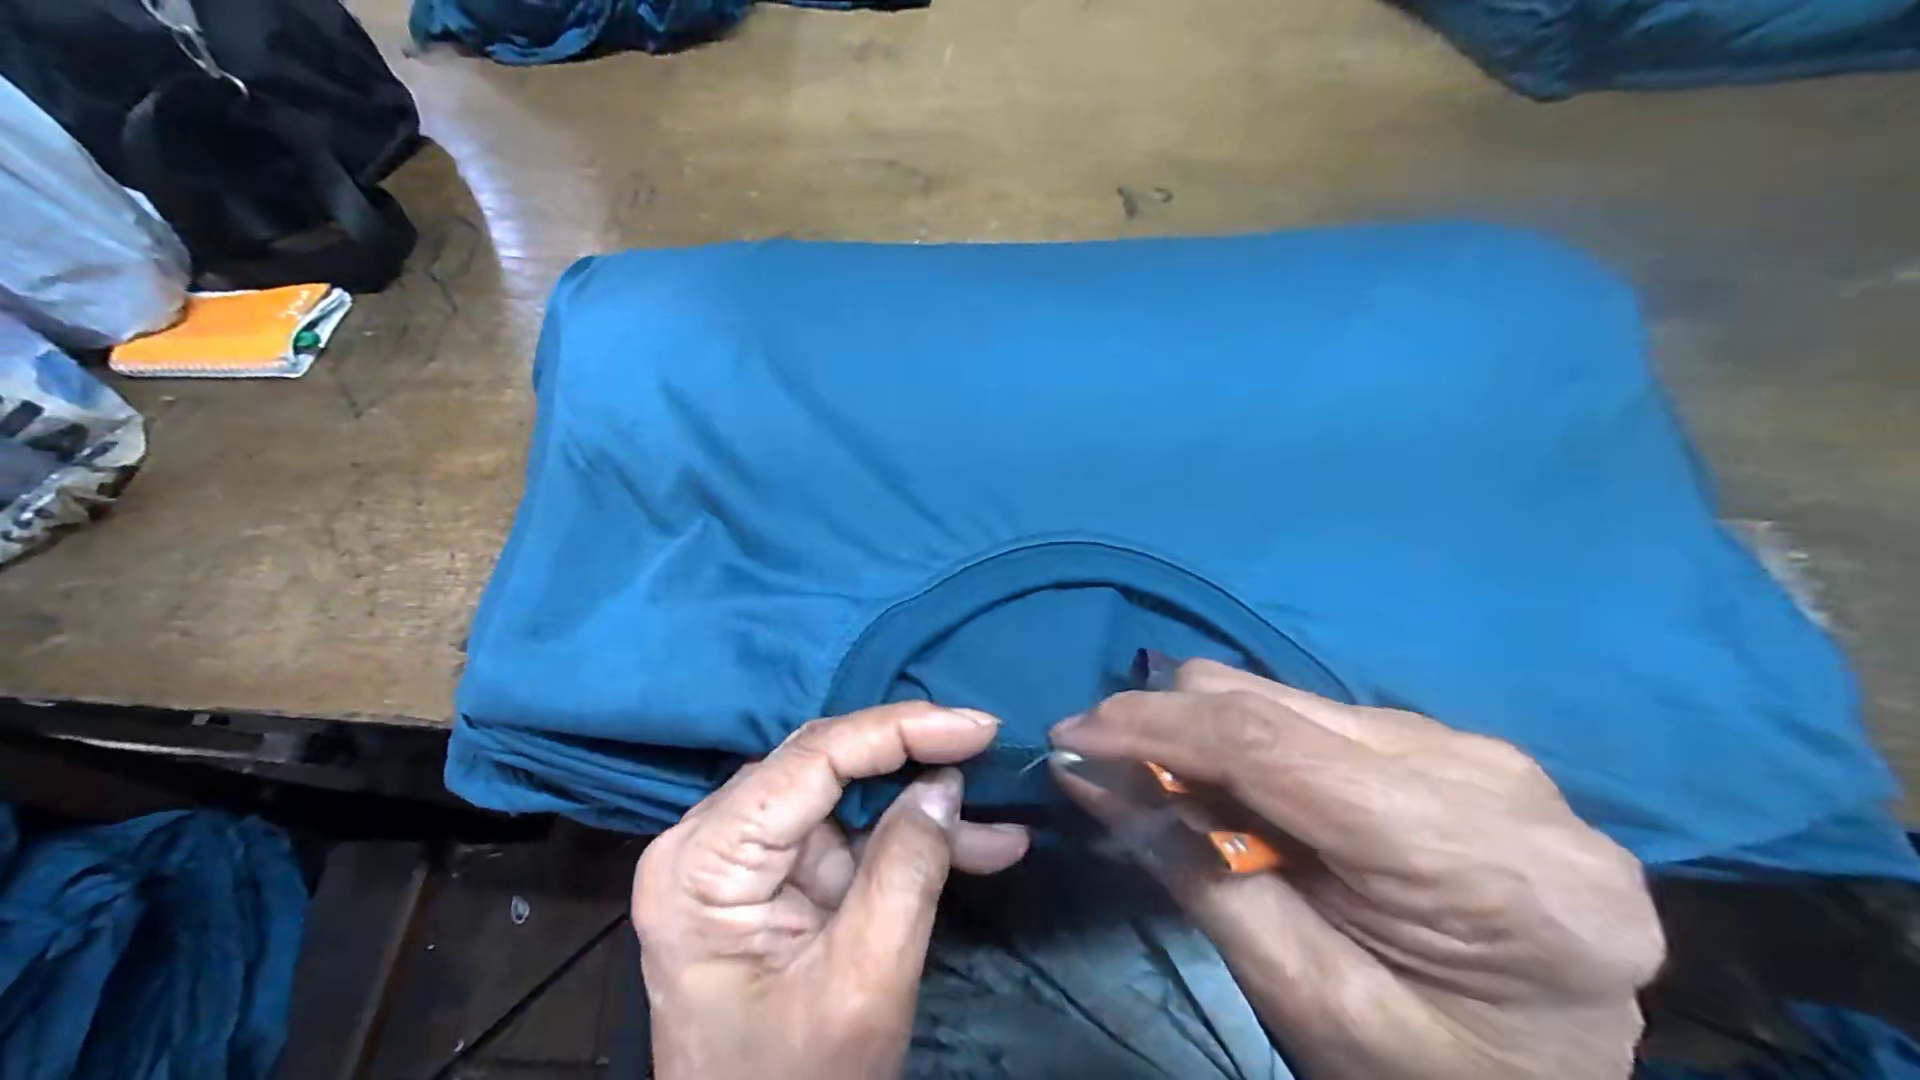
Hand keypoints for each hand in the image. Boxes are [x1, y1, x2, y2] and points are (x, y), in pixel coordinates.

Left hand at [632, 703, 1030, 1079]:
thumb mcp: (864, 984)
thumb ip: (907, 872)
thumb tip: (943, 785)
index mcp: (706, 860)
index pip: (812, 757)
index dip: (901, 730)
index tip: (976, 726)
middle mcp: (711, 837)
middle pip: (827, 764)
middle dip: (915, 760)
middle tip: (987, 751)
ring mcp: (742, 854)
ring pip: (848, 794)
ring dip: (924, 809)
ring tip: (997, 827)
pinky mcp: (774, 873)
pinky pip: (851, 833)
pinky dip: (908, 841)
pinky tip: (974, 847)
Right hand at [1051, 660, 1664, 1079]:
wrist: (1549, 1077)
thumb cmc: (1427, 1071)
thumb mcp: (1302, 995)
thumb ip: (1195, 871)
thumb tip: (1088, 774)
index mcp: (1481, 865)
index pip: (1275, 748)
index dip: (1156, 728)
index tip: (1070, 735)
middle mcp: (1488, 777)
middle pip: (1276, 703)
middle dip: (1170, 728)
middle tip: (1111, 774)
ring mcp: (1477, 748)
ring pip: (1287, 694)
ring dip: (1210, 736)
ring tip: (1187, 797)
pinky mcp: (1454, 741)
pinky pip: (1316, 712)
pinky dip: (1258, 745)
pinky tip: (1258, 800)